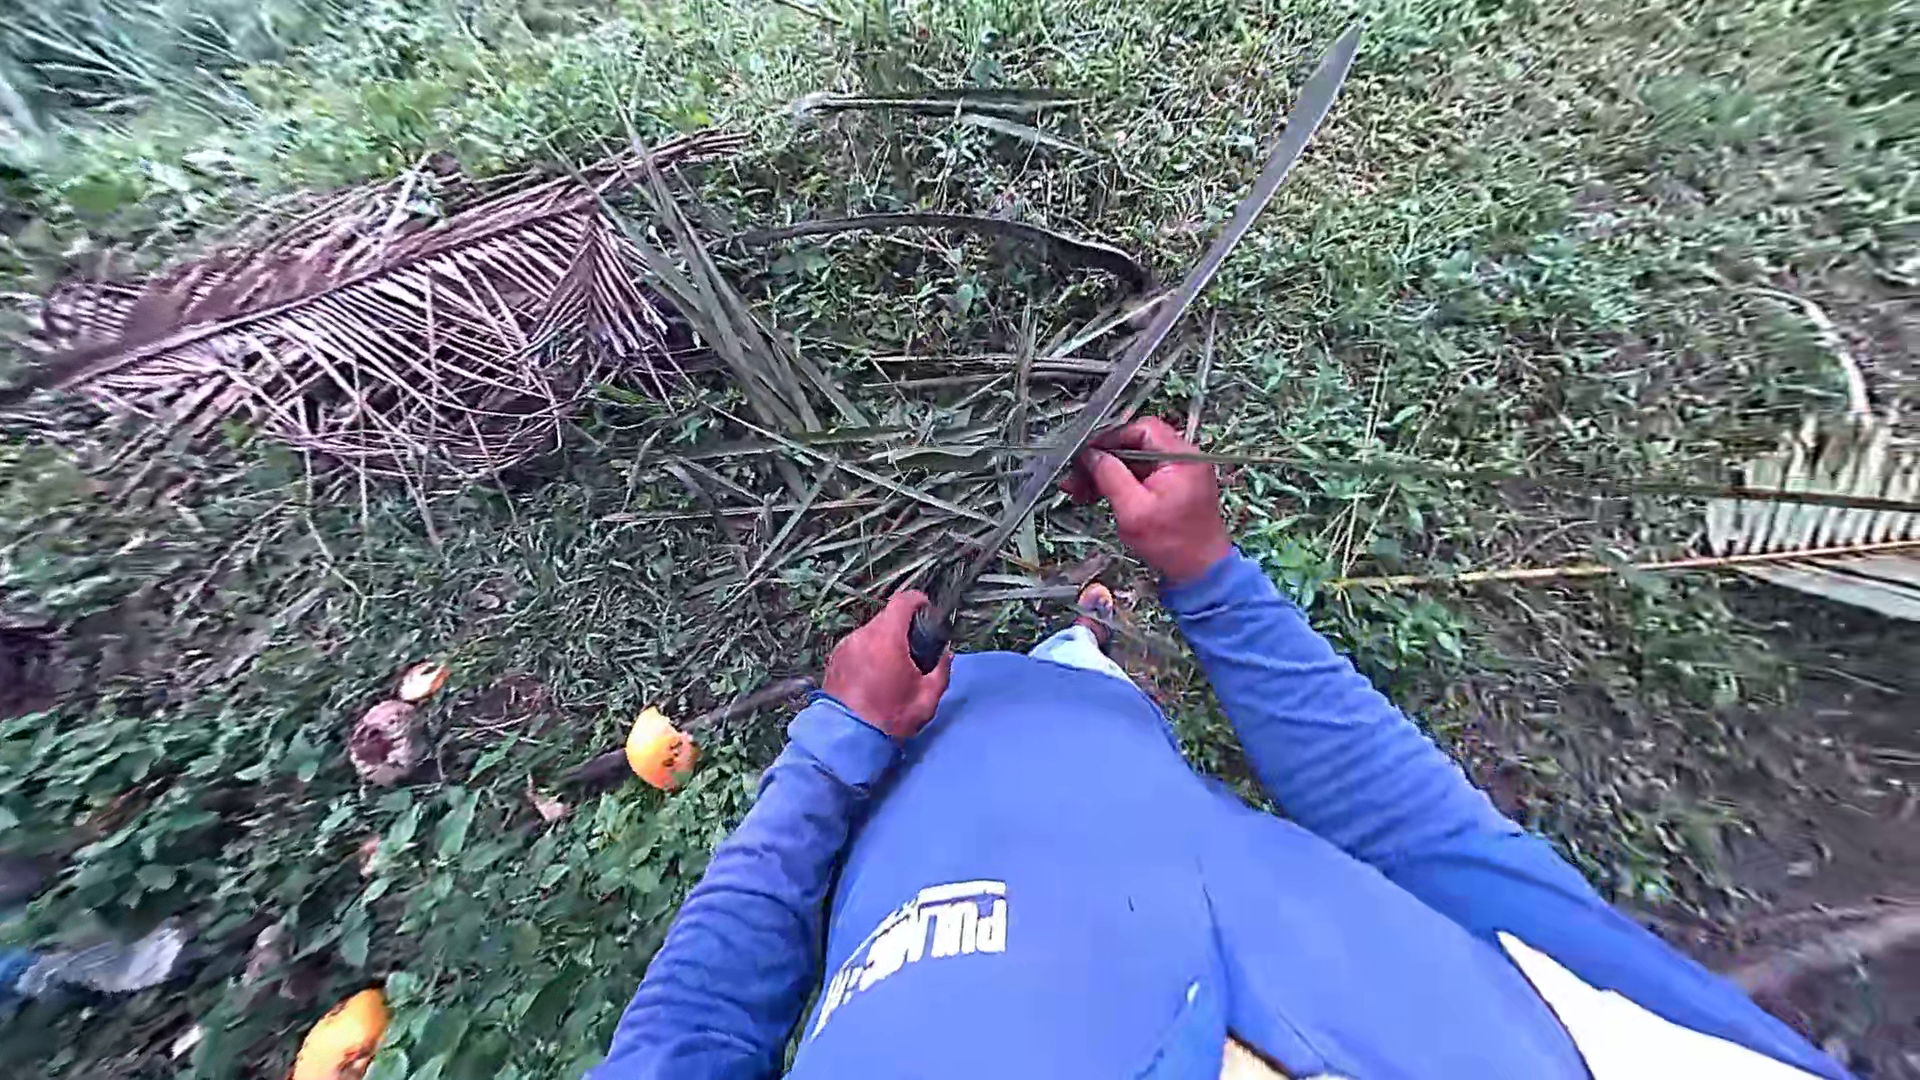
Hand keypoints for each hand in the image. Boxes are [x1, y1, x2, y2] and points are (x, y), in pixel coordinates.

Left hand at [822, 590, 953, 738]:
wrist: (846, 740)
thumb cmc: (890, 718)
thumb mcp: (927, 699)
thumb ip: (941, 671)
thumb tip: (945, 654)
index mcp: (887, 638)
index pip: (903, 601)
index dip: (918, 600)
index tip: (927, 610)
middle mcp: (862, 636)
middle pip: (886, 618)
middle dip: (902, 628)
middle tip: (914, 650)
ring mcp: (845, 647)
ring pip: (870, 633)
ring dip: (884, 642)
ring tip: (892, 669)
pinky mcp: (834, 660)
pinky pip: (857, 647)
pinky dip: (868, 653)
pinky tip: (873, 677)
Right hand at [1062, 416, 1231, 585]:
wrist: (1200, 571)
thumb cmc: (1172, 544)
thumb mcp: (1134, 509)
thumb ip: (1110, 476)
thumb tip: (1089, 454)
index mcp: (1180, 457)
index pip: (1140, 429)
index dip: (1108, 439)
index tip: (1085, 455)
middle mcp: (1182, 458)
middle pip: (1133, 443)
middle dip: (1102, 460)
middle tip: (1076, 477)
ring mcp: (1177, 472)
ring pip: (1132, 461)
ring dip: (1105, 473)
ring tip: (1079, 490)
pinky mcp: (1170, 487)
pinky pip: (1138, 475)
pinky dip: (1117, 483)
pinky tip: (1096, 495)